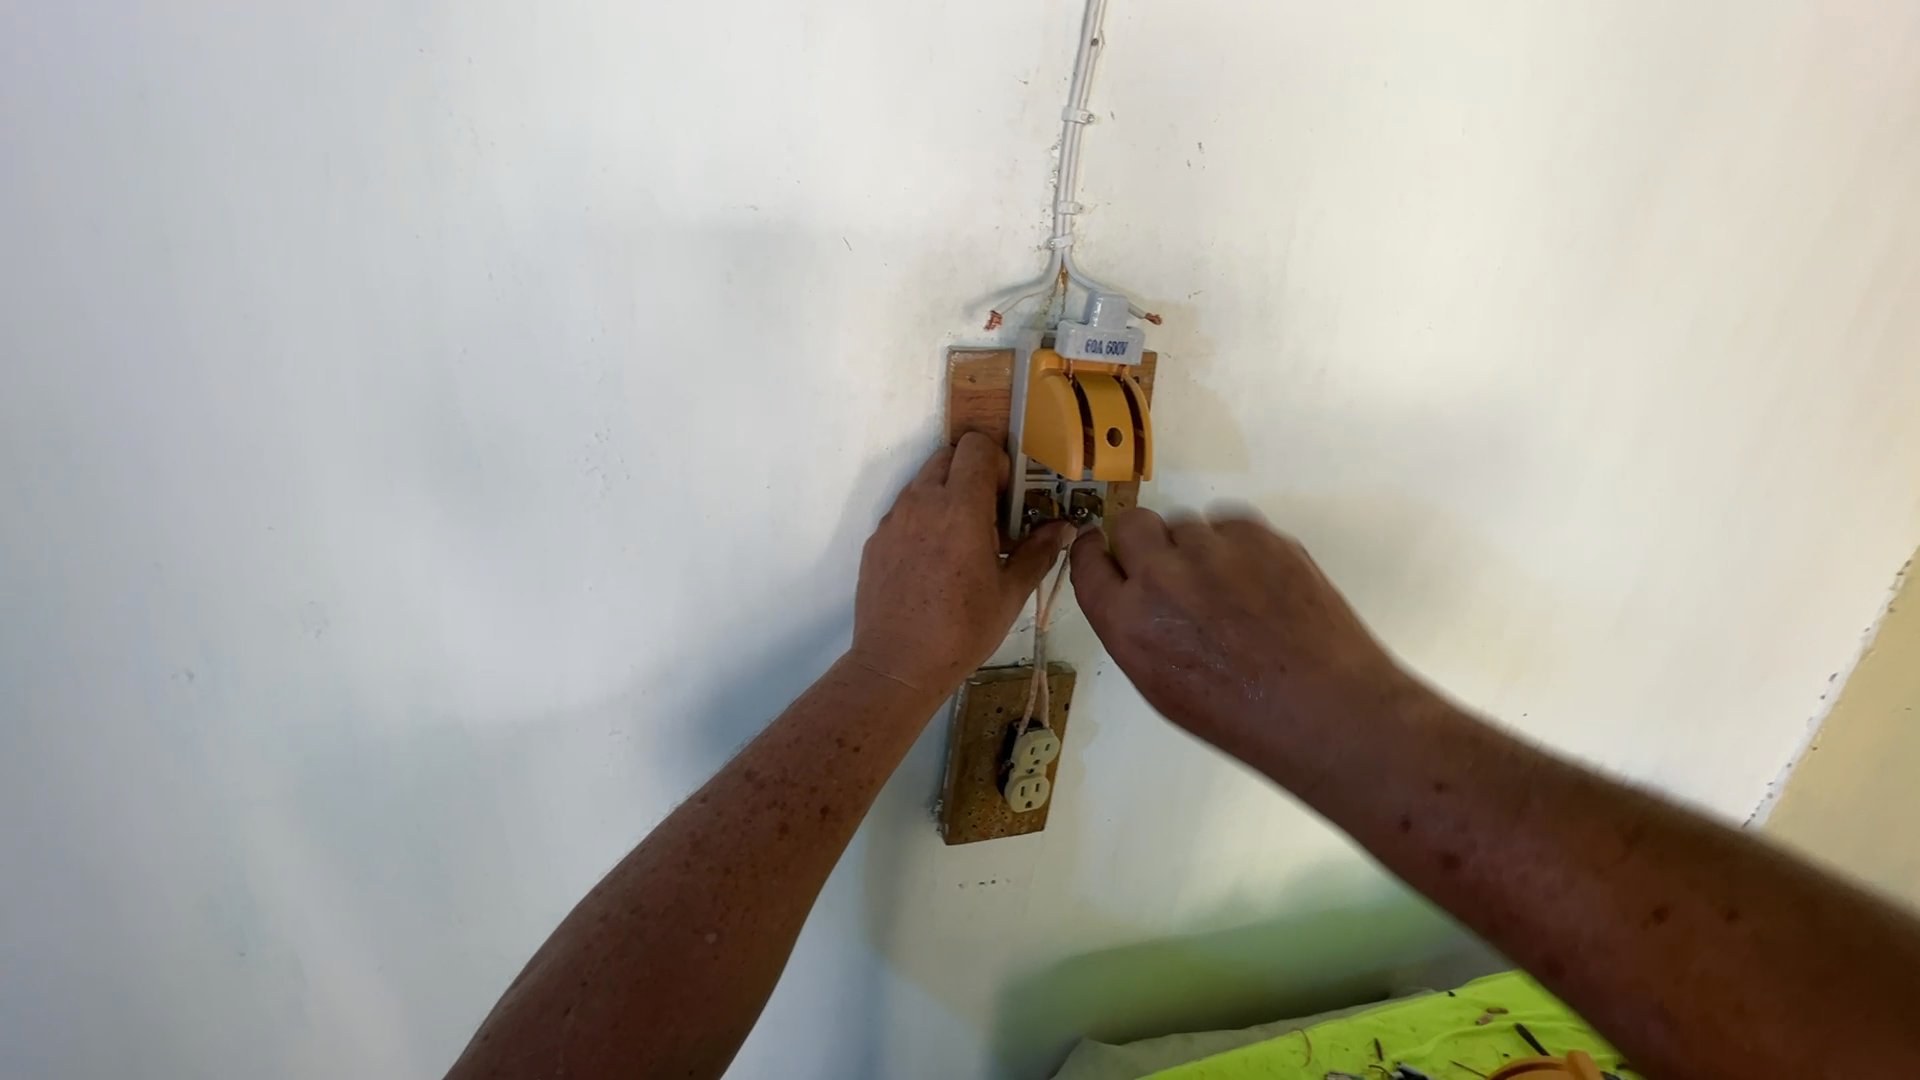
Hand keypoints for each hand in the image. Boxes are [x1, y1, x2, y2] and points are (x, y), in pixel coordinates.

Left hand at [848, 432, 1071, 695]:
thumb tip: (1064, 528)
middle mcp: (921, 502)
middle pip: (948, 456)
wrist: (897, 665)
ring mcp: (893, 520)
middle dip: (971, 473)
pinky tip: (932, 565)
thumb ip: (1038, 552)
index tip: (1007, 499)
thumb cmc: (962, 629)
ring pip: (922, 483)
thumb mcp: (1010, 592)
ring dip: (946, 496)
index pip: (976, 446)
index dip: (997, 463)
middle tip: (989, 516)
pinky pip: (903, 512)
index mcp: (960, 506)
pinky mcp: (875, 541)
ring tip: (961, 543)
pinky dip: (923, 521)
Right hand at [1069, 508, 1413, 757]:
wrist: (1325, 710)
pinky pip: (1229, 524)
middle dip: (1144, 541)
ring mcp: (1211, 550)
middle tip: (1172, 568)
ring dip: (1195, 548)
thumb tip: (1130, 590)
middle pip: (1132, 524)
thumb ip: (1132, 627)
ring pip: (1186, 524)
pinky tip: (1259, 584)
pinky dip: (1237, 547)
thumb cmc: (1237, 714)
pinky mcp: (1257, 534)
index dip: (1094, 550)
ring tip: (1230, 589)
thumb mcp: (1157, 683)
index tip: (1102, 546)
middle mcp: (1160, 576)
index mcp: (1127, 621)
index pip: (1088, 561)